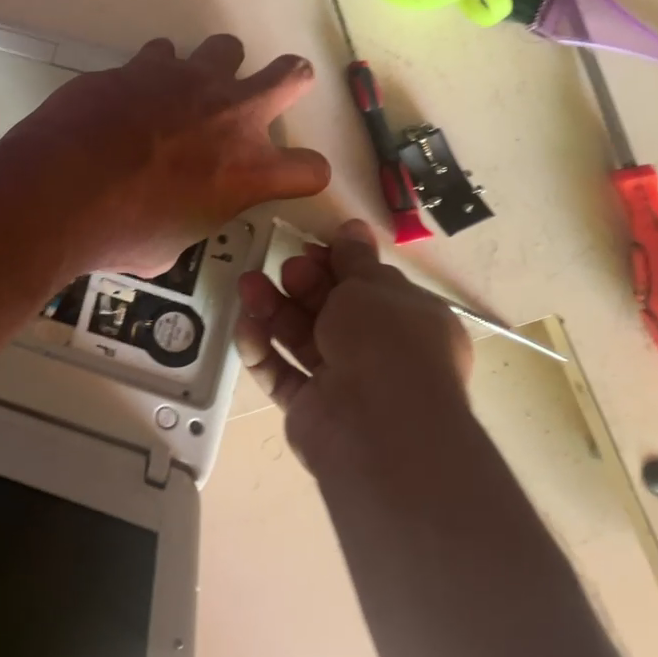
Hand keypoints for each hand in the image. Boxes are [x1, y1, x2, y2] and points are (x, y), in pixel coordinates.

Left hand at [0, 34, 329, 275]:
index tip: (288, 176)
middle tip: (275, 89)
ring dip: (216, 66)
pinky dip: (154, 71)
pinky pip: (161, 53)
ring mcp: (185, 80)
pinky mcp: (139, 65)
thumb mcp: (169, 246)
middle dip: (290, 79)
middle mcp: (230, 115)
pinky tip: (131, 92)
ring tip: (190, 87)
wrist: (59, 189)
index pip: (310, 168)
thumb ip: (188, 218)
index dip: (303, 174)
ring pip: (225, 48)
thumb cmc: (119, 233)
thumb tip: (172, 214)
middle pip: (291, 75)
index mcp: (249, 170)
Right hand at [234, 220, 472, 473]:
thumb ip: (354, 258)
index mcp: (411, 322)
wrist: (378, 429)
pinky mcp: (309, 407)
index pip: (370, 285)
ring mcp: (343, 383)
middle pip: (330, 309)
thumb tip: (353, 227)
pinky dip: (262, 348)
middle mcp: (381, 353)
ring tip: (248, 287)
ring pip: (300, 338)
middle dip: (302, 284)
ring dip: (273, 310)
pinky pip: (280, 371)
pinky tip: (246, 326)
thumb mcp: (373, 287)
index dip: (337, 264)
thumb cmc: (387, 344)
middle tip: (286, 271)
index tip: (310, 248)